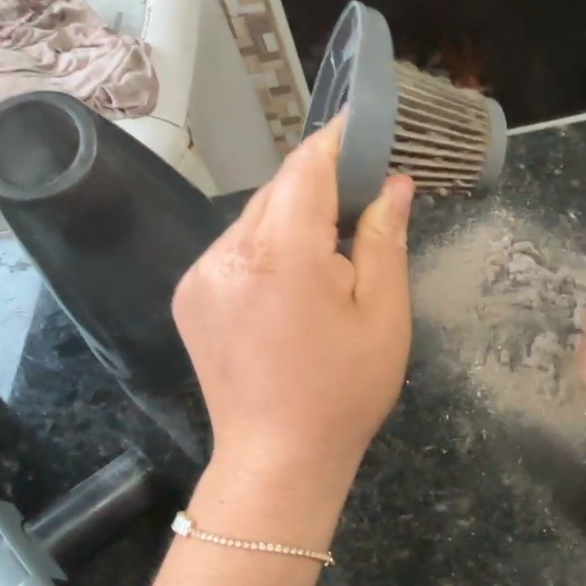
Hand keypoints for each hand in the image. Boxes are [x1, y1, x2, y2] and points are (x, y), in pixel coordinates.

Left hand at [172, 117, 413, 529]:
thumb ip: (386, 239)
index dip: (337, 141)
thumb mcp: (384, 315)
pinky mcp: (190, 295)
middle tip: (364, 198)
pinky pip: (235, 247)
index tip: (363, 124)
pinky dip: (267, 244)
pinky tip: (292, 280)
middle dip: (320, 185)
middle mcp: (229, 253)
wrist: (277, 461)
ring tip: (330, 249)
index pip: (307, 169)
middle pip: (278, 190)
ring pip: (255, 217)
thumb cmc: (344, 391)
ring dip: (293, 217)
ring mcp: (201, 275)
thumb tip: (394, 185)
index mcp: (282, 255)